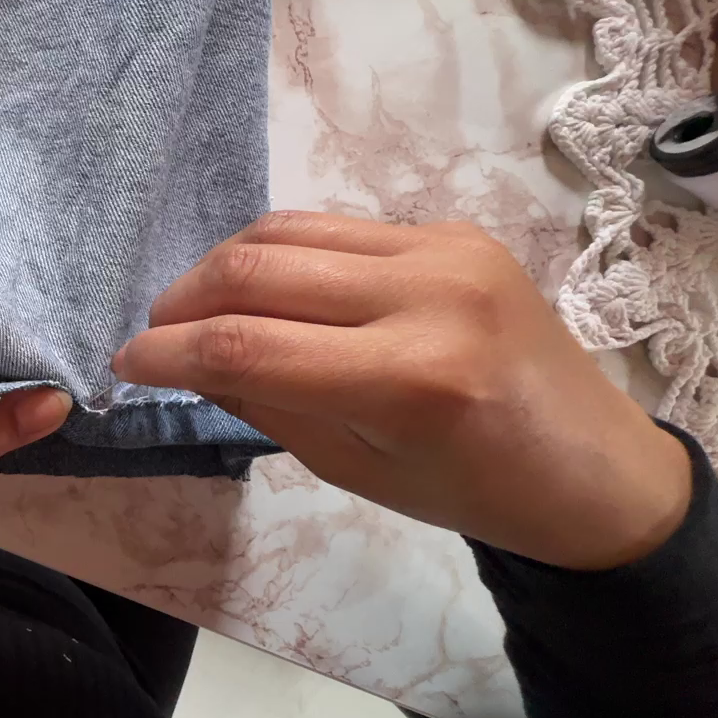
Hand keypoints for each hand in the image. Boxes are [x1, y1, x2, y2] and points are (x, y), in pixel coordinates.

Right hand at [112, 211, 691, 569]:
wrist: (592, 465)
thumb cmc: (463, 490)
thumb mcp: (342, 464)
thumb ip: (257, 398)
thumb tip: (185, 358)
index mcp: (407, 381)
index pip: (244, 347)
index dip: (167, 352)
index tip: (125, 362)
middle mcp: (427, 296)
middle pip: (253, 272)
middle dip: (180, 302)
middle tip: (156, 335)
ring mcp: (443, 249)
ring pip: (279, 233)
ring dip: (216, 269)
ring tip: (194, 306)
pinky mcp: (448, 230)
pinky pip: (324, 226)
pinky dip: (269, 253)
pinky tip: (257, 285)